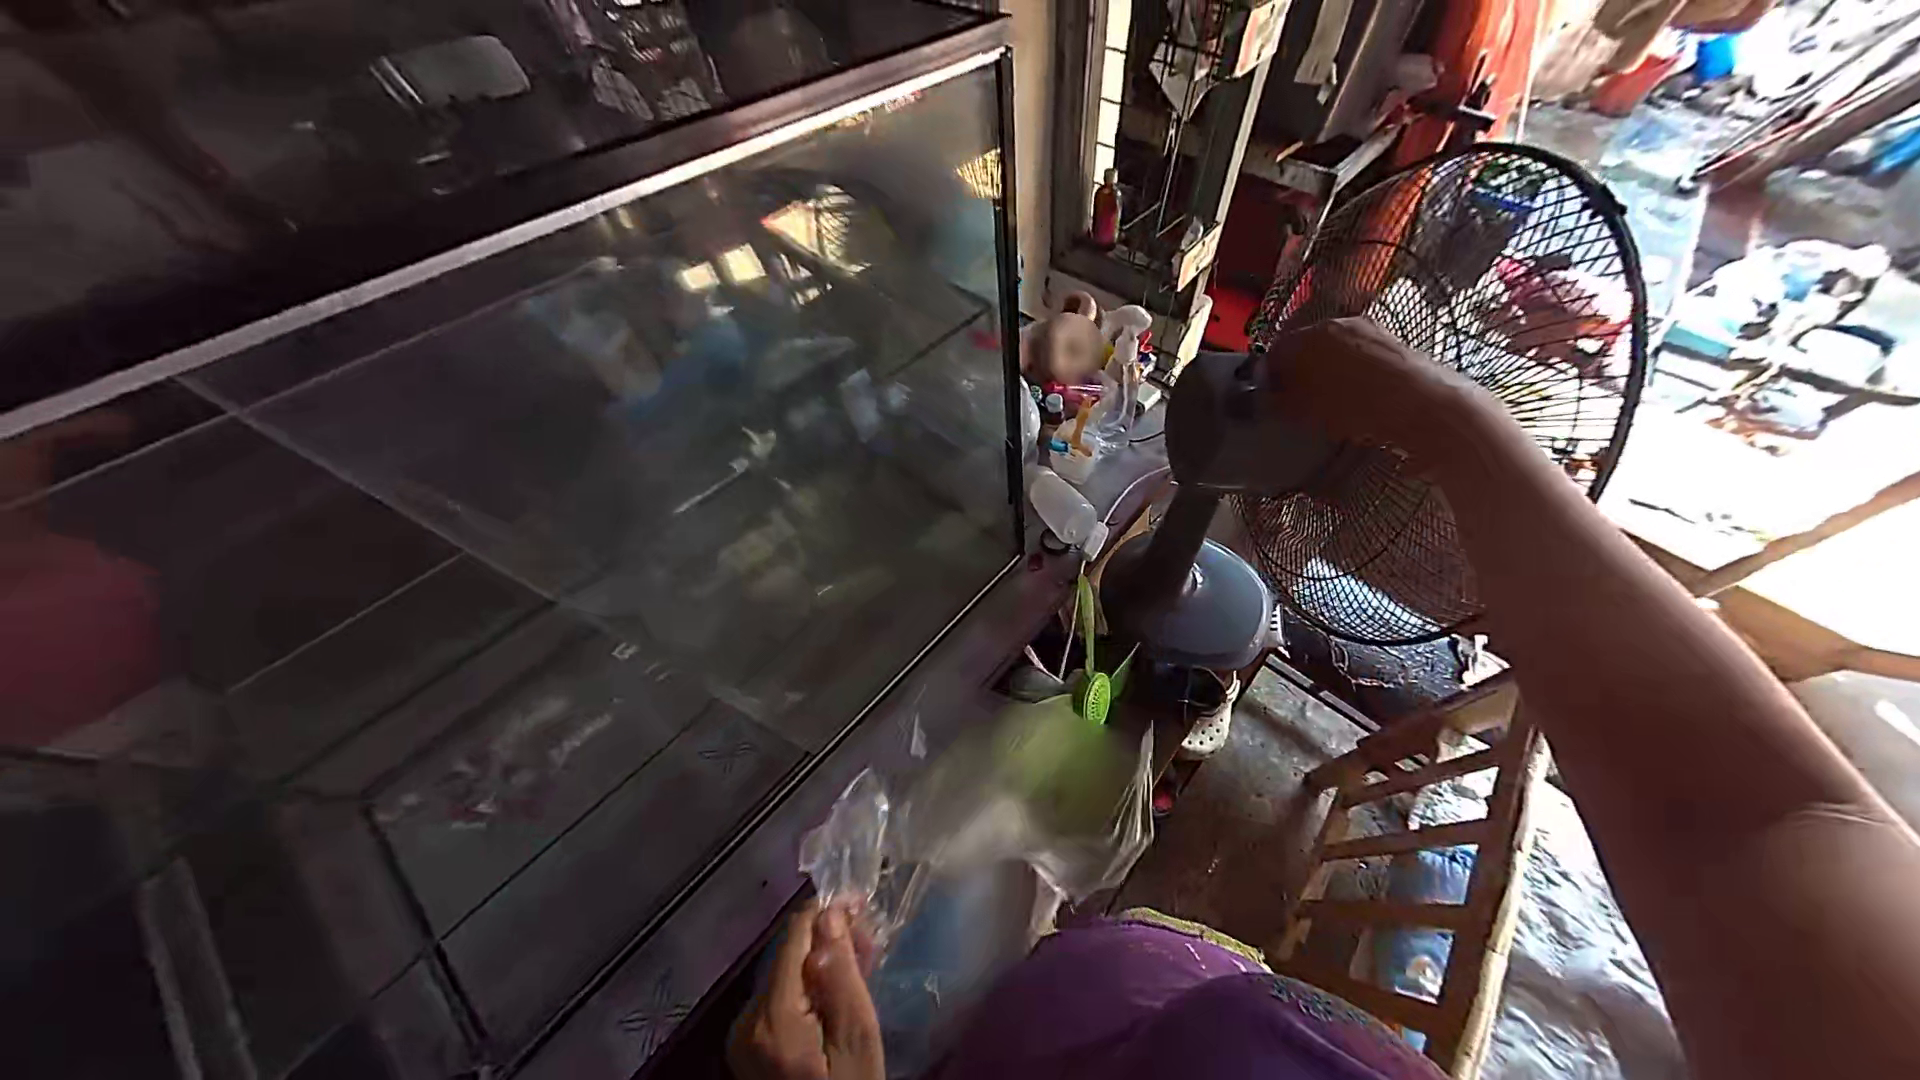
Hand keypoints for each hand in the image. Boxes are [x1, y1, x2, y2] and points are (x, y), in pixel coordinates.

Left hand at [729, 901, 882, 1079]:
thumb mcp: (856, 1039)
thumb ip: (842, 973)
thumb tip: (830, 912)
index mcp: (771, 1018)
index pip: (794, 935)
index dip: (828, 911)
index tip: (862, 904)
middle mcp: (746, 1019)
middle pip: (789, 950)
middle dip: (830, 936)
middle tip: (869, 940)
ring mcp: (742, 1034)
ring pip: (786, 968)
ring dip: (822, 958)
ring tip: (860, 961)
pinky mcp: (748, 1043)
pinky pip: (780, 991)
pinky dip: (809, 982)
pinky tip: (837, 989)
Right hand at [1261, 316, 1506, 473]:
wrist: (1425, 406)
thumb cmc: (1354, 407)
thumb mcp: (1301, 411)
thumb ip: (1276, 400)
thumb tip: (1268, 396)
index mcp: (1307, 336)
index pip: (1272, 352)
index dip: (1266, 378)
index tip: (1267, 399)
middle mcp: (1337, 323)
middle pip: (1304, 347)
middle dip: (1297, 372)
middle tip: (1295, 402)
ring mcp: (1370, 329)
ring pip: (1333, 350)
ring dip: (1325, 372)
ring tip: (1328, 402)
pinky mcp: (1394, 342)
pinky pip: (1359, 356)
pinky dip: (1351, 373)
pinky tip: (1357, 398)